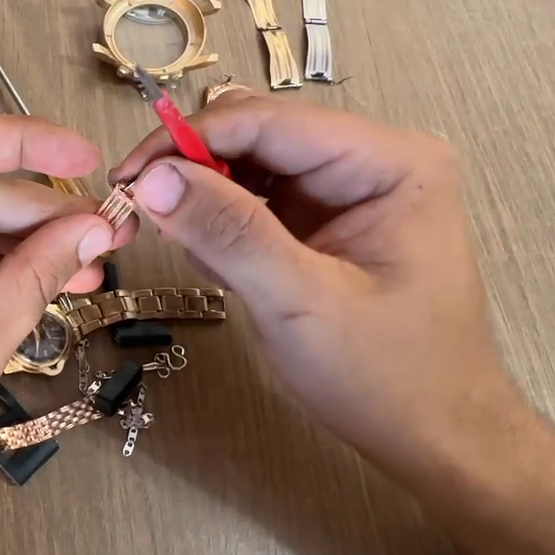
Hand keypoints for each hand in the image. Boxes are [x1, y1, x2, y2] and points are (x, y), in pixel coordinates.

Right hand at [110, 93, 530, 485]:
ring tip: (179, 245)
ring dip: (198, 196)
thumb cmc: (383, 373)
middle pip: (253, 134)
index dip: (186, 141)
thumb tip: (151, 178)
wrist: (430, 433)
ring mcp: (342, 191)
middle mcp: (367, 161)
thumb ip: (227, 232)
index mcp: (387, 162)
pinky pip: (249, 199)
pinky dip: (215, 222)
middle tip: (138, 212)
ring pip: (244, 164)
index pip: (266, 121)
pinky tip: (212, 259)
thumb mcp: (299, 300)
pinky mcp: (318, 222)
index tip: (124, 181)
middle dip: (190, 168)